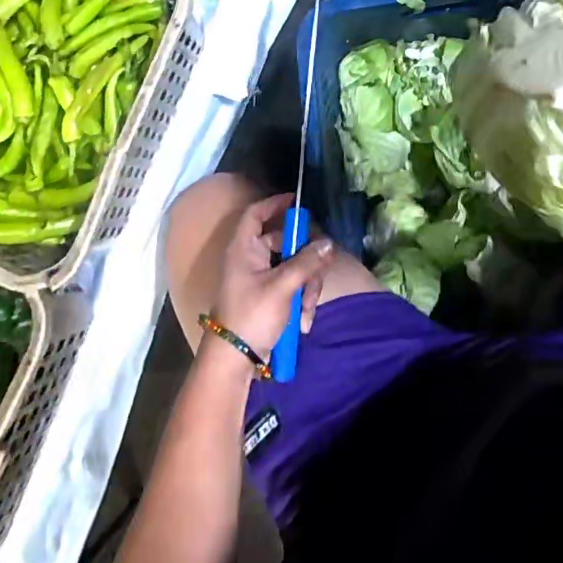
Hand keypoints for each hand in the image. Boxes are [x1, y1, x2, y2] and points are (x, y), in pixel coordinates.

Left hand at [209, 193, 337, 361]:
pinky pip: (291, 288)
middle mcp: (250, 259)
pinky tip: (303, 321)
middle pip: (284, 244)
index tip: (296, 201)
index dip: (274, 204)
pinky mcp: (268, 298)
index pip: (255, 214)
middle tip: (320, 270)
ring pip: (293, 268)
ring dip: (306, 287)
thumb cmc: (251, 316)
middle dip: (306, 260)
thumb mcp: (282, 287)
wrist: (234, 361)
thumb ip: (306, 263)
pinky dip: (300, 301)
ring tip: (306, 310)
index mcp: (243, 249)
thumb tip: (328, 244)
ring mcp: (259, 279)